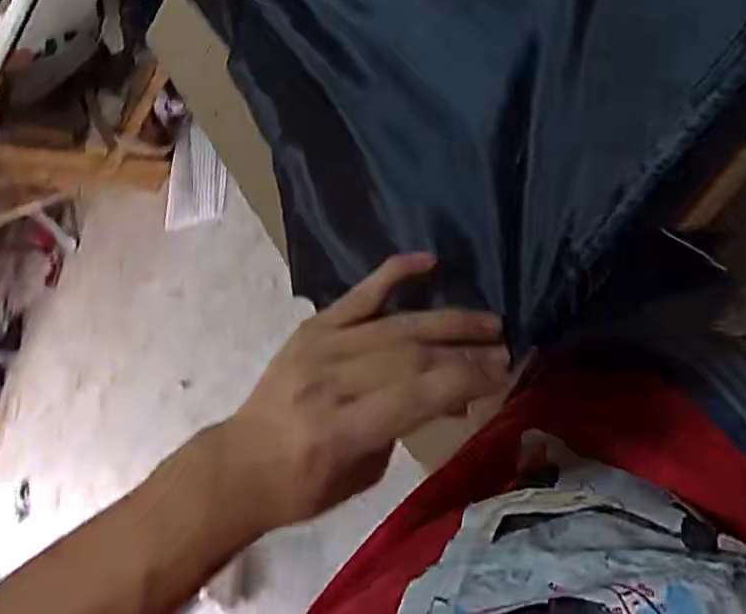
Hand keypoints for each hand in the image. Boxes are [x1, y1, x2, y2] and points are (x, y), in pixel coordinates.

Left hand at [218, 253, 510, 531]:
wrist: (241, 463)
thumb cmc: (304, 485)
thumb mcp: (363, 473)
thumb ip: (406, 426)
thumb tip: (454, 392)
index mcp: (341, 429)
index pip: (417, 394)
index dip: (465, 380)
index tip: (503, 373)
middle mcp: (332, 380)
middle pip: (412, 354)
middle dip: (465, 350)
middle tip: (504, 348)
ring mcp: (321, 345)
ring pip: (397, 325)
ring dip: (448, 321)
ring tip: (487, 321)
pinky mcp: (315, 325)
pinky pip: (360, 293)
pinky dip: (395, 272)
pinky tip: (429, 261)